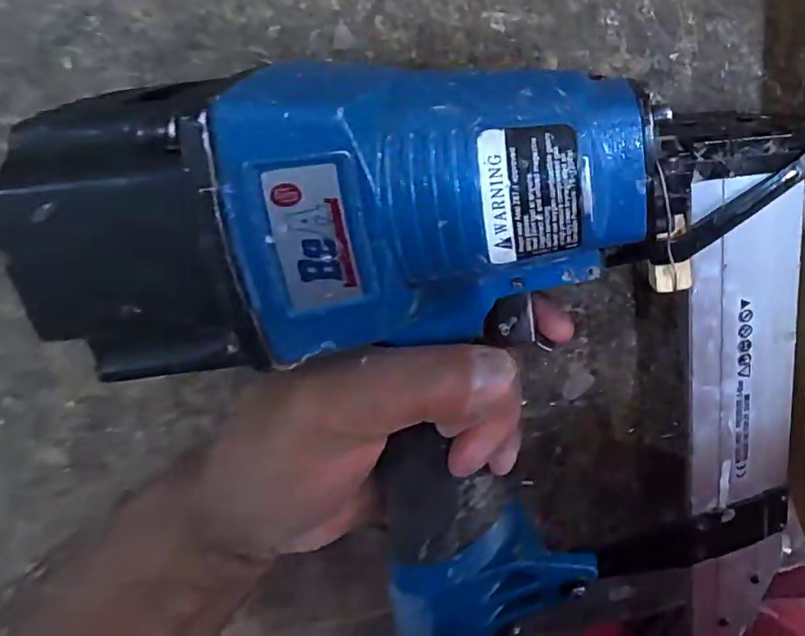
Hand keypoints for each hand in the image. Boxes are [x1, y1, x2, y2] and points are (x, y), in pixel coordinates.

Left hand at [176, 296, 574, 561]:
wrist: (251, 525)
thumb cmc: (278, 450)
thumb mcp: (341, 408)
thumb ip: (422, 382)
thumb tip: (506, 372)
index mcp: (393, 309)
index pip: (466, 279)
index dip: (516, 292)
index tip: (553, 328)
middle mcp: (420, 333)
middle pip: (494, 332)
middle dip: (508, 378)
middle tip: (496, 427)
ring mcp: (433, 376)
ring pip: (499, 379)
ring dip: (502, 419)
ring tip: (477, 460)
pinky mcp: (440, 418)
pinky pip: (491, 416)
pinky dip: (500, 438)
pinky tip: (491, 464)